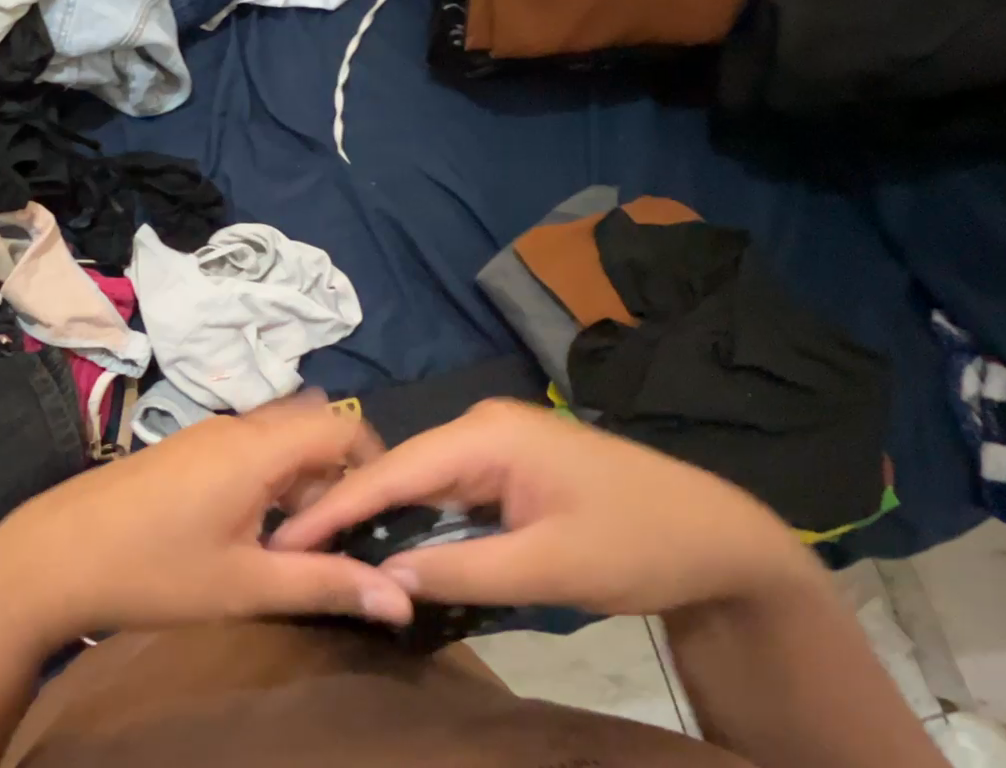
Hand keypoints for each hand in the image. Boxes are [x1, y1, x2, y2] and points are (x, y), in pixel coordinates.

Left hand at [0, 391, 414, 649]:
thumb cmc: (153, 570)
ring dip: (296, 486)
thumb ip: (325, 584)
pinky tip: (247, 533)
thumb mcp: (246, 586)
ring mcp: (202, 435)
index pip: (340, 423)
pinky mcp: (180, 451)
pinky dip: (264, 483)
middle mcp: (234, 427)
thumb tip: (401, 598)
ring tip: (292, 546)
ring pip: (274, 445)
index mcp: (257, 446)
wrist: (51, 555)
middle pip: (309, 432)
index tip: (385, 512)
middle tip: (338, 540)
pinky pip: (242, 452)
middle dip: (334, 481)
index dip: (374, 460)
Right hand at [270, 399, 824, 615]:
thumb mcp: (553, 566)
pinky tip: (388, 545)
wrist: (721, 539)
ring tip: (326, 550)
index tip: (284, 536)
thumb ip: (462, 570)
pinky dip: (415, 521)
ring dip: (380, 518)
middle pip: (397, 471)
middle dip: (347, 509)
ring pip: (418, 483)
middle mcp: (480, 428)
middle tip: (295, 549)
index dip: (337, 506)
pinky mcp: (504, 468)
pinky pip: (445, 493)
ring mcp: (493, 445)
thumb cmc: (642, 544)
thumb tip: (383, 577)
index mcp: (486, 435)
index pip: (392, 470)